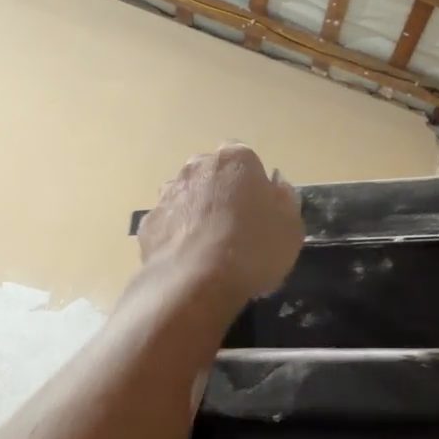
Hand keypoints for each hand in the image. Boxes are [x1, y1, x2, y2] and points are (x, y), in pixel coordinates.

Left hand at [140, 142, 303, 306]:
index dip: (251, 180)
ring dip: (197, 213)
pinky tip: (190, 262)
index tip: (259, 206)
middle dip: (220, 192)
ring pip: (187, 197)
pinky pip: (169, 225)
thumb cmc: (253, 249)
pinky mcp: (148, 223)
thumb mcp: (291, 229)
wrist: (196, 282)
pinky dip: (177, 237)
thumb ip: (284, 203)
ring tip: (211, 249)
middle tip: (236, 226)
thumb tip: (276, 191)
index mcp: (236, 161)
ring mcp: (168, 194)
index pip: (243, 156)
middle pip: (211, 173)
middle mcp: (198, 168)